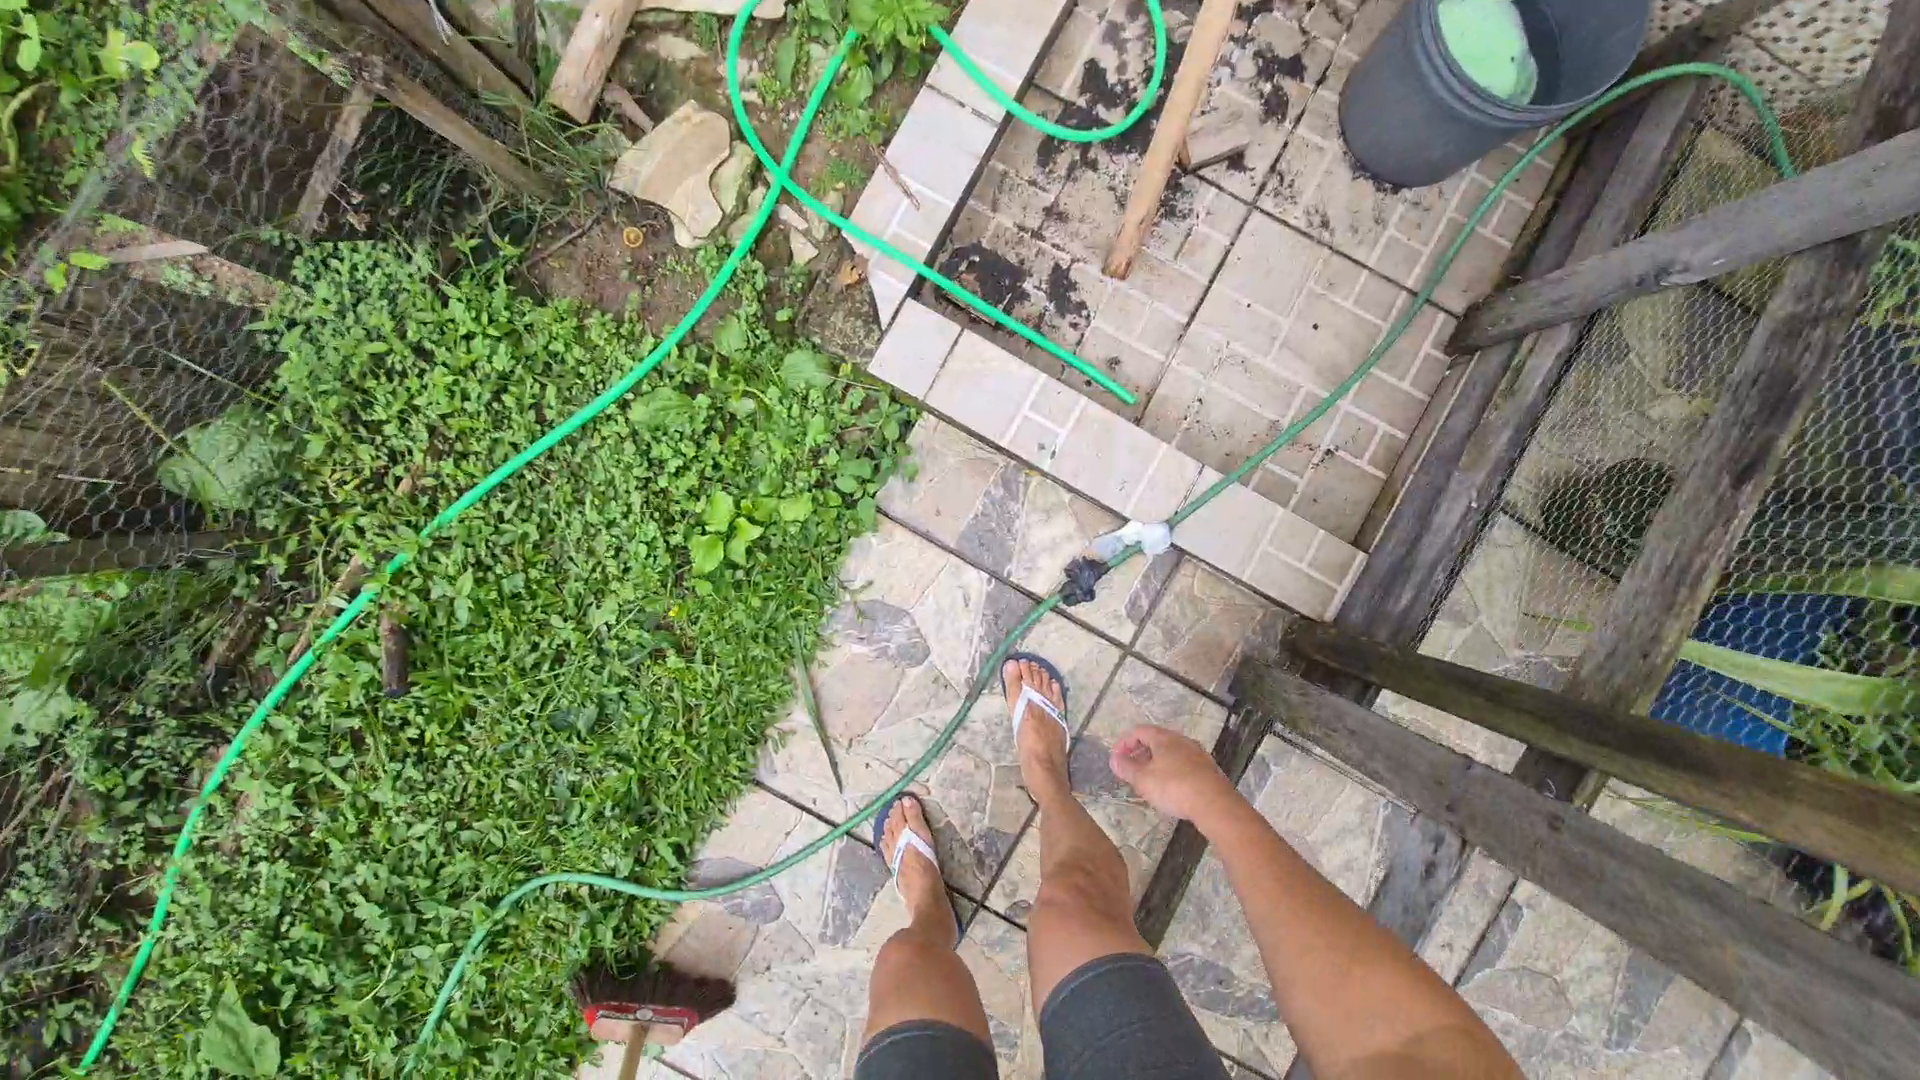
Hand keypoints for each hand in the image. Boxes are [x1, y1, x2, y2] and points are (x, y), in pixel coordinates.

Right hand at [1109, 724, 1239, 823]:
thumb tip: (1114, 759)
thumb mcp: (1143, 779)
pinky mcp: (1208, 769)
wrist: (1215, 804)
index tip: (1116, 759)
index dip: (1124, 742)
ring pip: (1171, 752)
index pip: (1139, 731)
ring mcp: (1197, 754)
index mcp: (1164, 738)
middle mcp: (1182, 740)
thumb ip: (1126, 768)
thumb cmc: (1174, 787)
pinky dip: (1171, 770)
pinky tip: (1170, 788)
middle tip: (1130, 769)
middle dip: (1140, 752)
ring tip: (1148, 780)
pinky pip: (1183, 763)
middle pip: (1156, 740)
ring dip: (1156, 762)